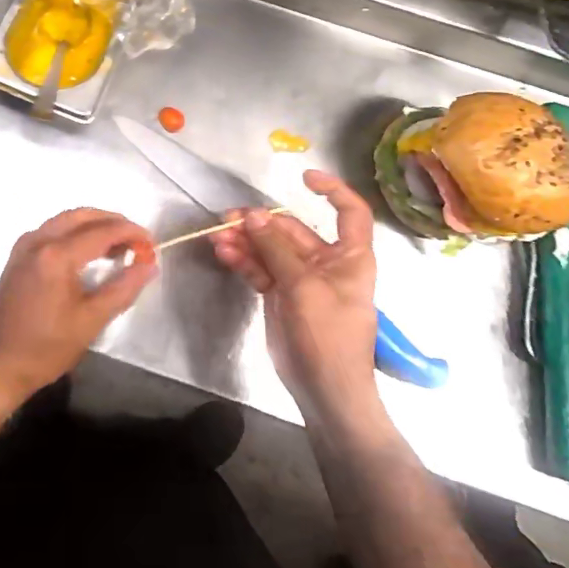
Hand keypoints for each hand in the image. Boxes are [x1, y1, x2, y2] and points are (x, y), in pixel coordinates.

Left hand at [0, 209, 156, 405]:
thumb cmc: (45, 348)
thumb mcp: (91, 321)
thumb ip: (123, 288)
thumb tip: (149, 265)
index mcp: (56, 255)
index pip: (102, 231)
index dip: (131, 232)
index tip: (152, 243)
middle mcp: (38, 240)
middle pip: (83, 216)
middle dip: (113, 222)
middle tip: (137, 240)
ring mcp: (25, 245)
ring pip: (66, 219)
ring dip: (94, 225)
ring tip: (119, 246)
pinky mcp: (18, 255)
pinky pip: (53, 229)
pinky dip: (75, 232)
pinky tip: (90, 251)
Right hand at [210, 171, 378, 415]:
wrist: (324, 390)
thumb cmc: (328, 335)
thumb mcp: (303, 287)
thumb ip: (276, 249)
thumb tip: (253, 216)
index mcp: (349, 256)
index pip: (350, 213)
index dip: (333, 190)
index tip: (304, 176)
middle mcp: (326, 262)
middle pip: (292, 230)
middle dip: (261, 223)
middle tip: (229, 218)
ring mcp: (300, 279)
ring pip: (270, 248)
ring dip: (245, 241)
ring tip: (218, 236)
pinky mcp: (280, 295)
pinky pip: (259, 268)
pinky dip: (243, 260)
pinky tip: (223, 253)